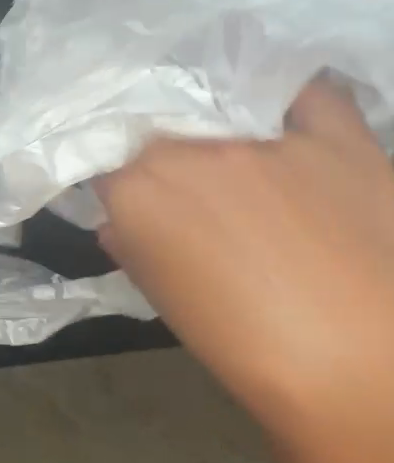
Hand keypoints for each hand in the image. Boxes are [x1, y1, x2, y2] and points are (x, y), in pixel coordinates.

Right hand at [97, 80, 393, 447]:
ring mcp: (266, 142)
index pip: (95, 154)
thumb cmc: (241, 342)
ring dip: (205, 116)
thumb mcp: (157, 288)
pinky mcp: (341, 143)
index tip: (106, 179)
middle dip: (148, 140)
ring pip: (217, 103)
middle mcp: (187, 150)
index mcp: (131, 187)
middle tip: (162, 165)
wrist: (367, 370)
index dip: (99, 164)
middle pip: (151, 124)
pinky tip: (273, 99)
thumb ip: (131, 239)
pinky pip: (310, 95)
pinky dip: (287, 92)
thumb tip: (125, 220)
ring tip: (209, 132)